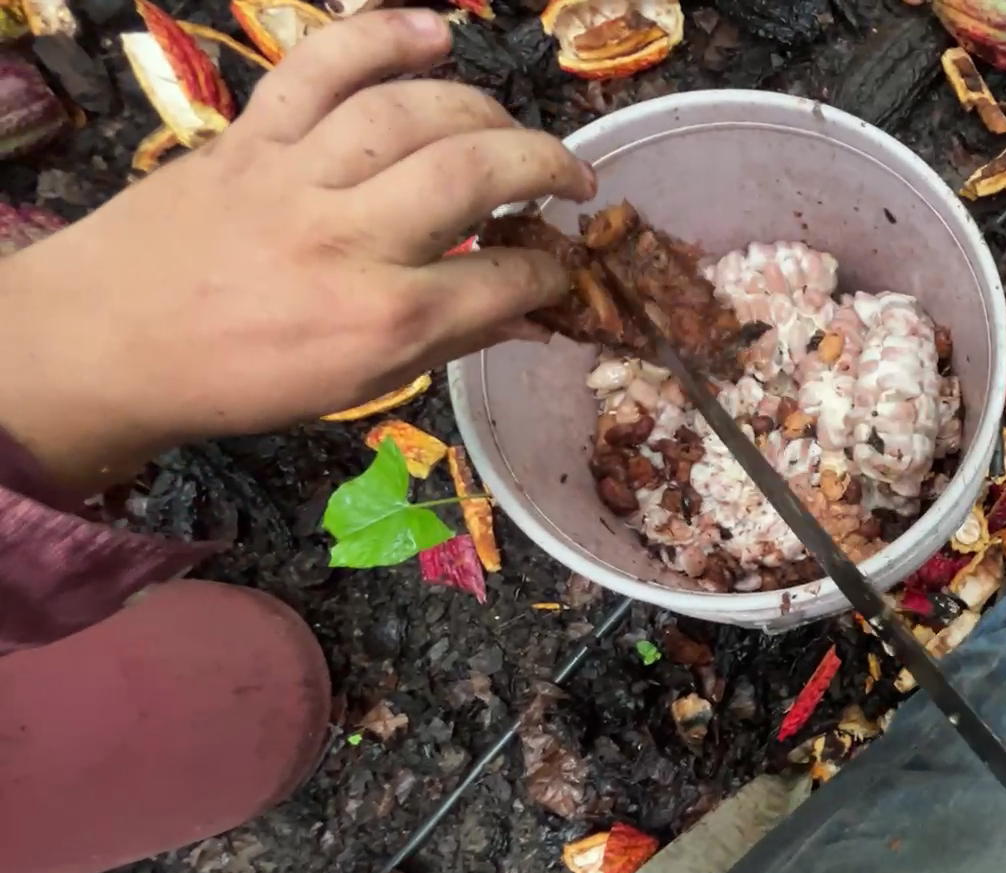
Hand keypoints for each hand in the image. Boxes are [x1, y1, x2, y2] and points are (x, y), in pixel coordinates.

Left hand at [0, 9, 595, 492]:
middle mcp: (354, 238)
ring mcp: (296, 175)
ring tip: (519, 130)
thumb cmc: (255, 378)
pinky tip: (435, 31)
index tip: (567, 269)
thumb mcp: (376, 379)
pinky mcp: (249, 135)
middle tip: (579, 180)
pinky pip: (318, 68)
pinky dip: (379, 39)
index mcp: (392, 315)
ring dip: (486, 111)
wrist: (102, 342)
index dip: (556, 272)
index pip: (509, 279)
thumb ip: (462, 337)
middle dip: (546, 168)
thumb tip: (536, 318)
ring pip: (409, 114)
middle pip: (472, 175)